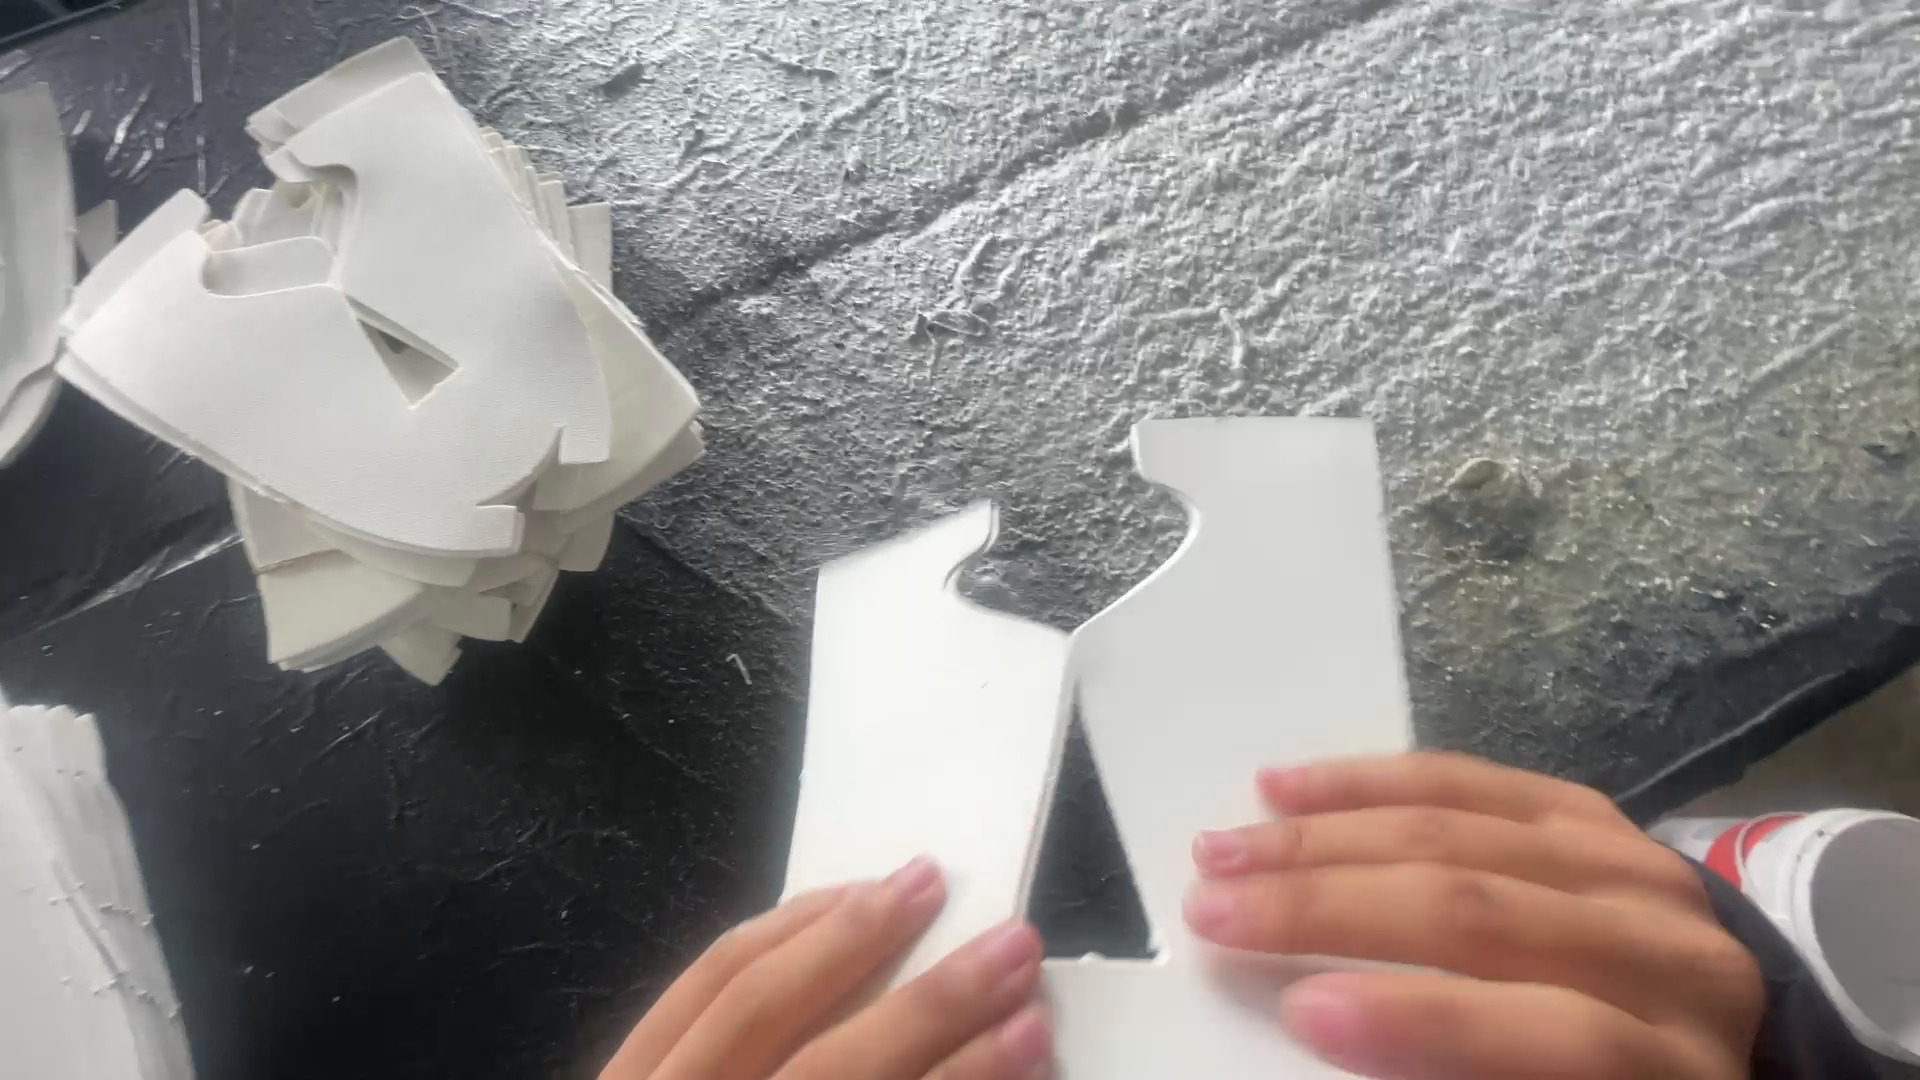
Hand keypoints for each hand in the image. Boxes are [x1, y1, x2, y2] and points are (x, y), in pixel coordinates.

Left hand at [600, 857, 1052, 1079]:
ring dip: (849, 929)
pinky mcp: (618, 1069)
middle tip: (1015, 941)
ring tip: (924, 878)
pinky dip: (778, 925)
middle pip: (824, 1065)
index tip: (1036, 1030)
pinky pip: (704, 977)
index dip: (962, 1079)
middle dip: (932, 1001)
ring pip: (749, 992)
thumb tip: (985, 1066)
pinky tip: (835, 896)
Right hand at [1184, 752, 1762, 1079]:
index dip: (1419, 1021)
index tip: (1296, 1013)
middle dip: (1322, 909)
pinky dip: (1353, 780)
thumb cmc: (1610, 1079)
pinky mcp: (1574, 804)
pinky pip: (1450, 773)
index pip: (1555, 1036)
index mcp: (1682, 1067)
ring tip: (1220, 852)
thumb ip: (1462, 1065)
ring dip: (1311, 841)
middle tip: (1213, 911)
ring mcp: (1617, 858)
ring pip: (1441, 830)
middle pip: (1473, 910)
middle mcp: (1664, 949)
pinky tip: (1277, 786)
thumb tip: (1316, 1014)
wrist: (1708, 1014)